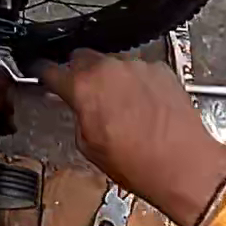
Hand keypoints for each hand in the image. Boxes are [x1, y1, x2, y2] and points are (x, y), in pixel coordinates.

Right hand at [36, 49, 225, 225]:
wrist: (187, 167)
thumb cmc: (138, 164)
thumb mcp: (89, 146)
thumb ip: (76, 116)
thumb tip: (75, 107)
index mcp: (82, 87)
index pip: (49, 69)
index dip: (40, 71)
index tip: (39, 71)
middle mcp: (106, 69)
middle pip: (80, 57)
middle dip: (79, 72)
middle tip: (86, 94)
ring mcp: (135, 66)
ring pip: (111, 63)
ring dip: (110, 78)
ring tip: (123, 105)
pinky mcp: (159, 69)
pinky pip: (139, 69)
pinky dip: (137, 81)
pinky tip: (144, 104)